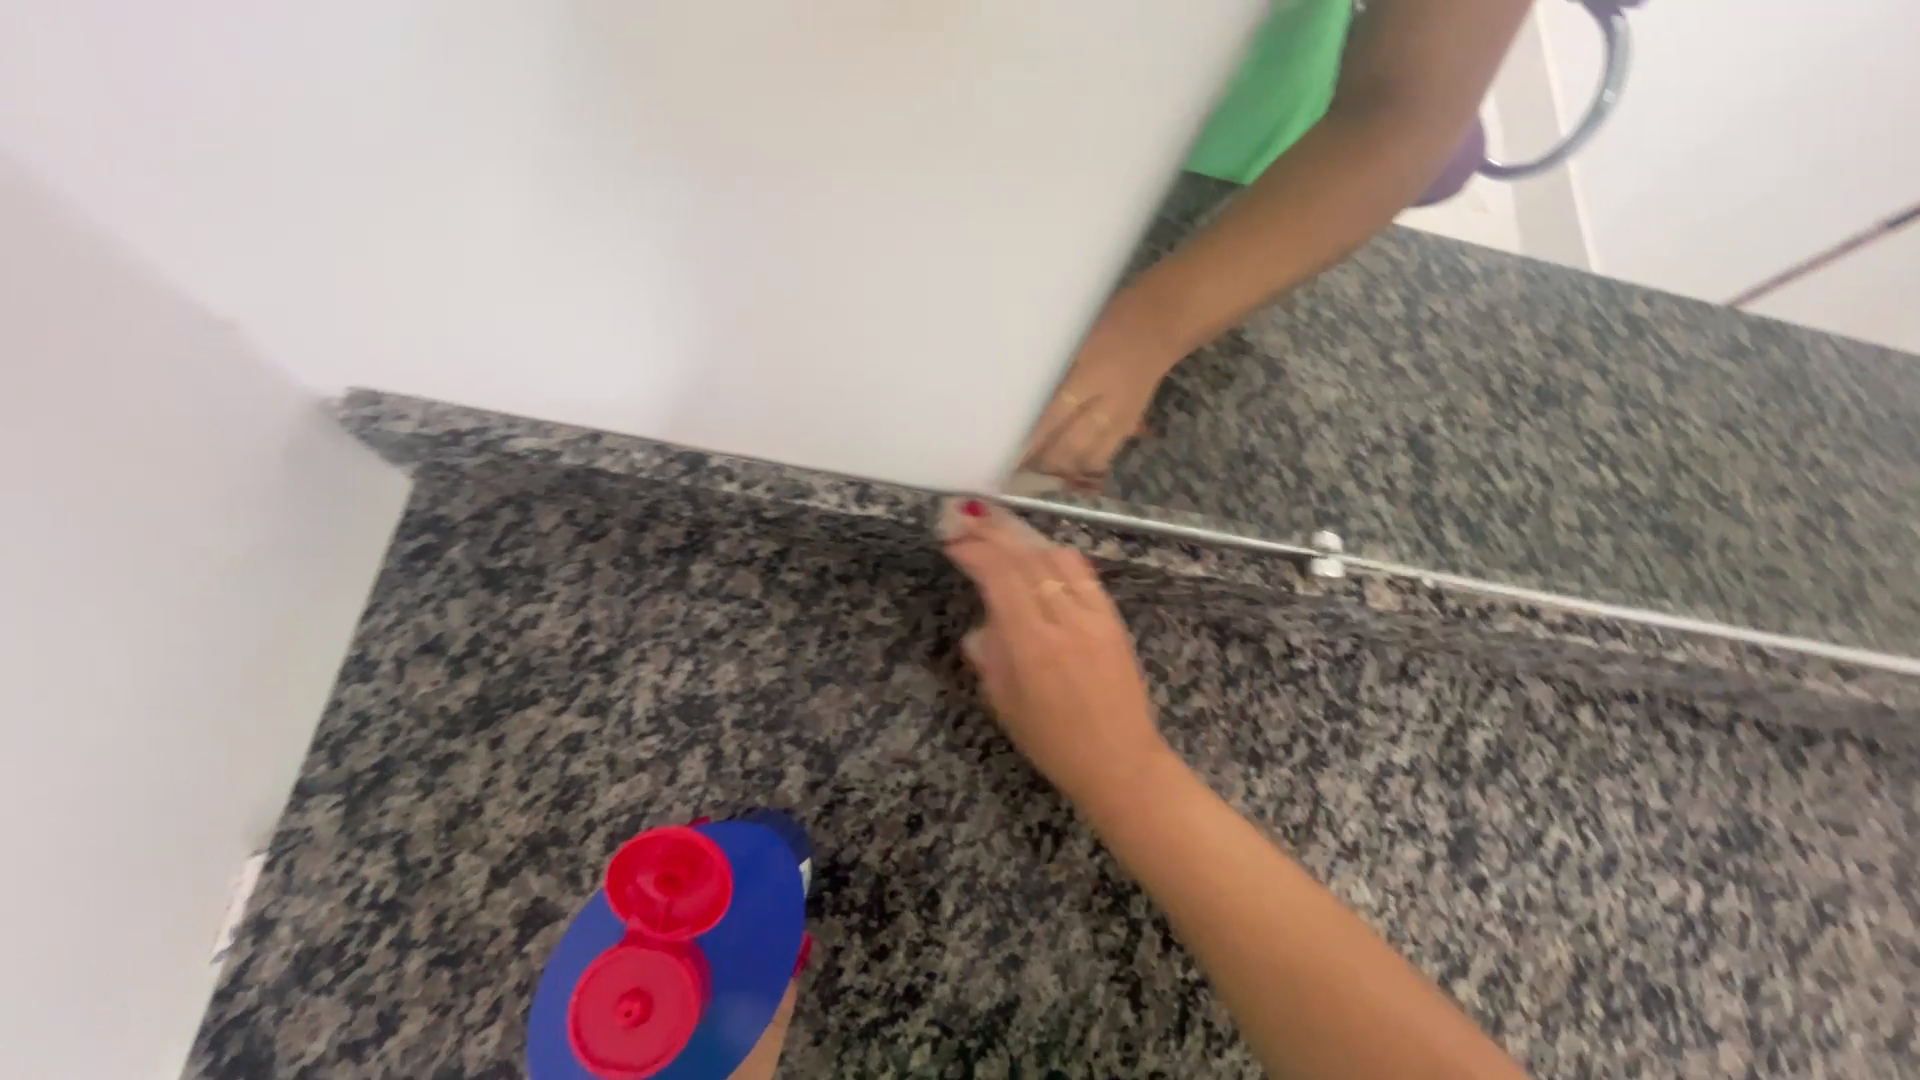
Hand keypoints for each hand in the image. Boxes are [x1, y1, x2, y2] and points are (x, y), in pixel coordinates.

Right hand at [941, 498, 1174, 808]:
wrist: (1120, 761)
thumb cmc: (1053, 743)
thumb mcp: (1004, 704)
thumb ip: (990, 657)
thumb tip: (984, 627)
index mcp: (1030, 644)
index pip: (999, 576)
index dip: (973, 552)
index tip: (953, 543)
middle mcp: (1063, 620)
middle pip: (1025, 558)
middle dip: (992, 534)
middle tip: (966, 519)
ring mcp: (1093, 615)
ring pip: (1055, 557)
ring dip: (1023, 539)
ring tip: (999, 531)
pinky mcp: (1113, 618)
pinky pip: (1083, 573)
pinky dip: (1056, 556)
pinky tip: (1040, 553)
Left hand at [1019, 295, 1182, 490]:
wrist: (1163, 322)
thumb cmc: (1112, 319)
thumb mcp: (1075, 336)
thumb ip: (1053, 368)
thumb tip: (1020, 396)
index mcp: (1090, 374)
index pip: (1052, 417)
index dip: (1030, 439)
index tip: (1005, 452)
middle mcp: (1106, 404)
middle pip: (1068, 445)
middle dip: (1040, 461)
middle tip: (1014, 467)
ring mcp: (1120, 419)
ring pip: (1086, 457)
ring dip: (1059, 467)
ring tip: (1035, 469)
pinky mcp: (1129, 426)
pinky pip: (1104, 455)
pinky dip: (1082, 464)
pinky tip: (1065, 466)